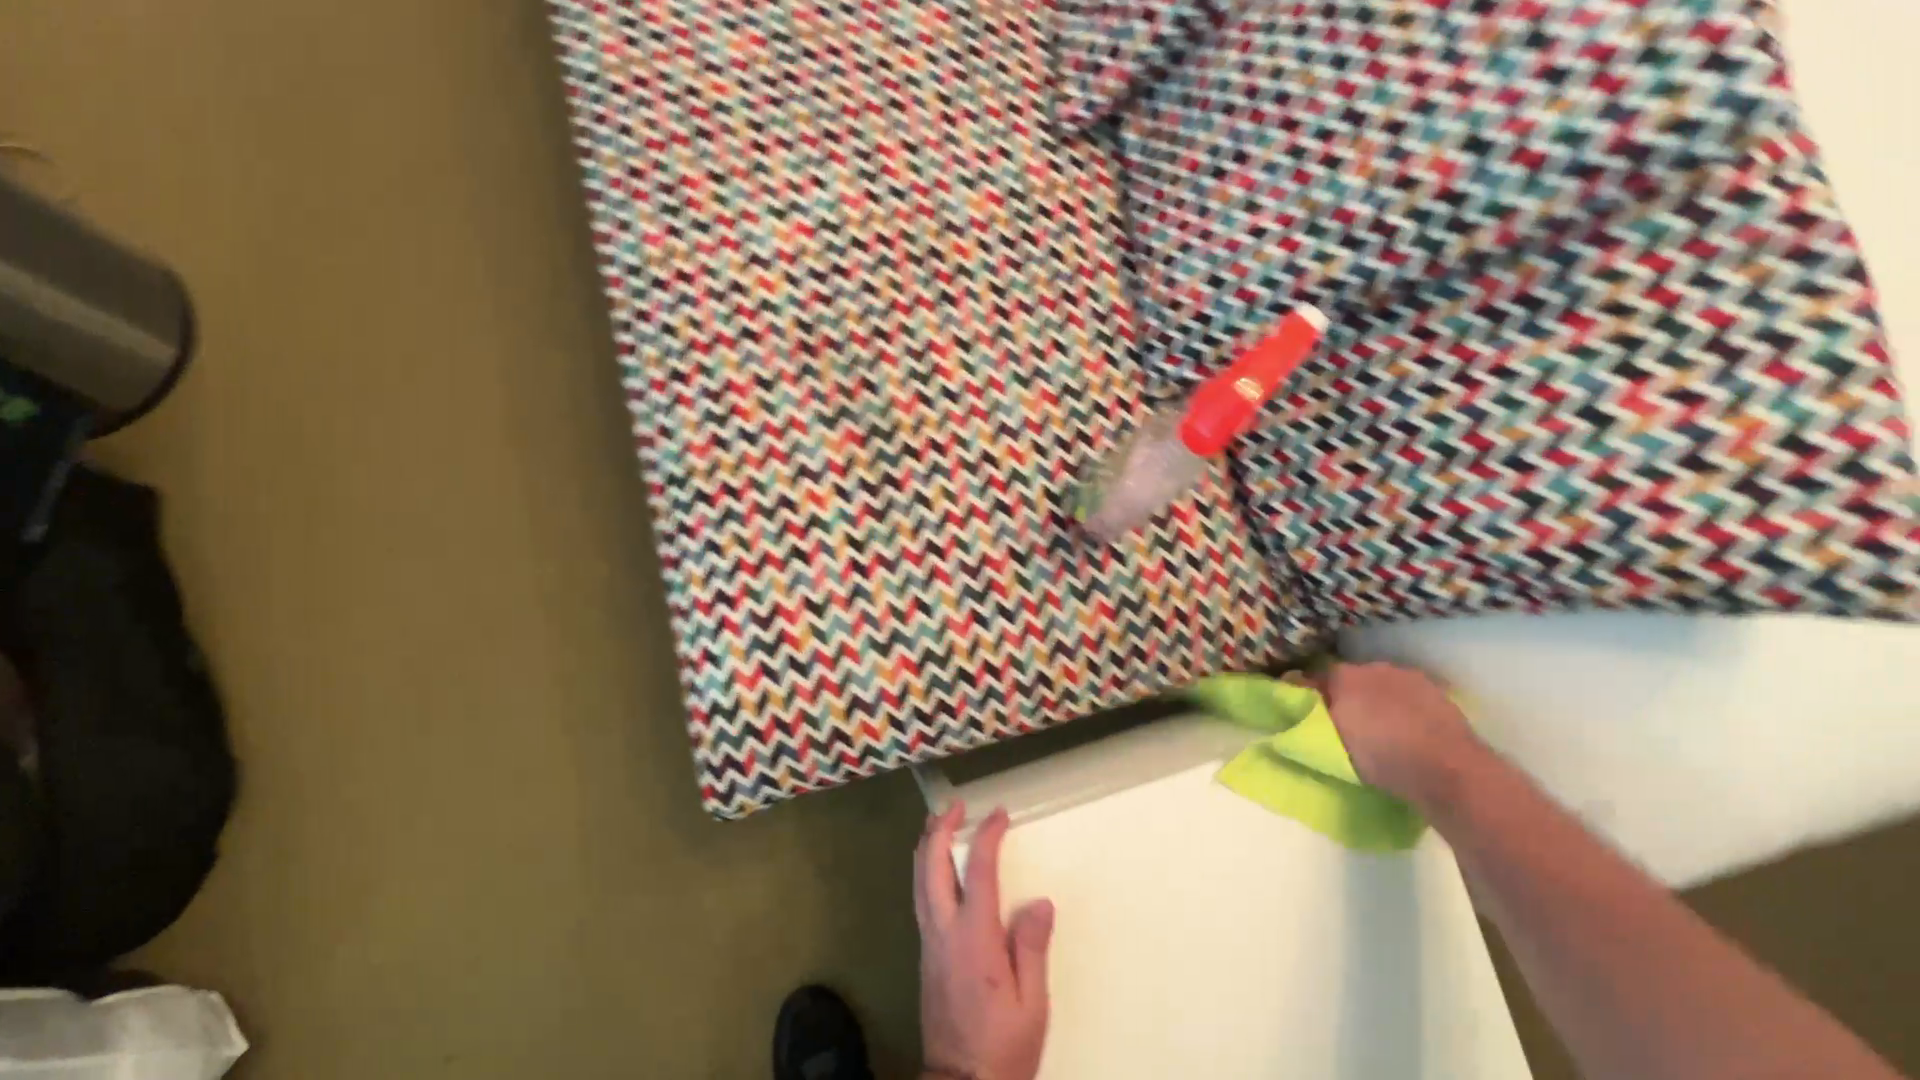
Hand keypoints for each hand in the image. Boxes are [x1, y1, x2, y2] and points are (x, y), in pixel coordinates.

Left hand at [915, 802, 1053, 1079]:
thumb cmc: (1003, 1046)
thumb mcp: (1032, 1003)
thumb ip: (1032, 948)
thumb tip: (1038, 902)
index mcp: (974, 938)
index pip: (979, 872)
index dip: (987, 836)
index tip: (999, 814)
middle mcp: (944, 933)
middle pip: (932, 868)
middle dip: (939, 830)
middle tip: (953, 806)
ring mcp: (929, 944)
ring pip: (919, 883)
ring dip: (927, 848)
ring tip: (937, 824)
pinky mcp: (925, 957)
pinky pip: (920, 900)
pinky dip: (925, 872)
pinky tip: (935, 871)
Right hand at [1320, 662, 1487, 813]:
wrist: (1447, 769)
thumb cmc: (1382, 757)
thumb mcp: (1335, 743)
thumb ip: (1318, 718)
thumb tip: (1308, 705)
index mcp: (1345, 676)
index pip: (1318, 676)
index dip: (1312, 693)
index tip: (1309, 711)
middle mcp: (1376, 667)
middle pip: (1353, 677)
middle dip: (1348, 693)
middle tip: (1345, 721)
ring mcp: (1410, 678)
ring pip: (1384, 685)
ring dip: (1379, 699)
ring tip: (1379, 726)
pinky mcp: (1438, 693)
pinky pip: (1410, 696)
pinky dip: (1404, 707)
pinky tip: (1408, 729)